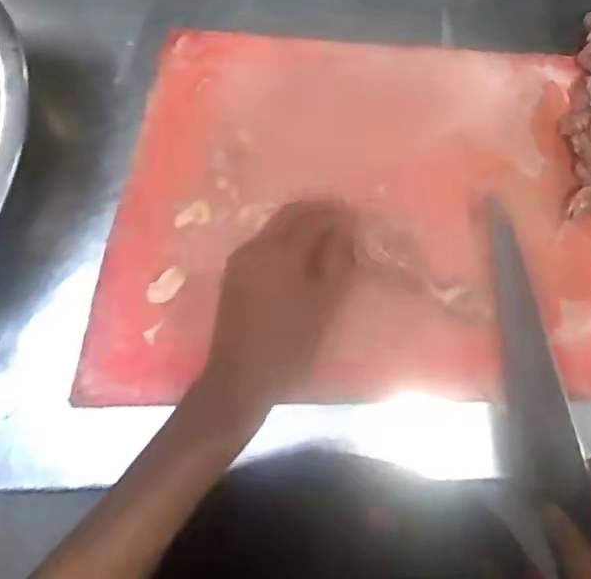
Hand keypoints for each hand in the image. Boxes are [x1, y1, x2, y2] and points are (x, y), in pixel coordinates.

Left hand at [195, 198, 356, 420]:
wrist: (239, 379)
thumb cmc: (289, 342)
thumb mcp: (325, 301)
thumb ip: (338, 258)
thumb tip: (346, 228)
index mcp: (279, 249)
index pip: (313, 215)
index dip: (337, 213)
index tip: (356, 217)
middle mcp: (256, 244)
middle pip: (291, 212)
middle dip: (318, 211)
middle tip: (342, 220)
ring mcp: (241, 256)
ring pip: (276, 224)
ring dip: (301, 222)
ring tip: (325, 236)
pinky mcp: (234, 271)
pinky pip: (265, 239)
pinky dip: (286, 236)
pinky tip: (300, 252)